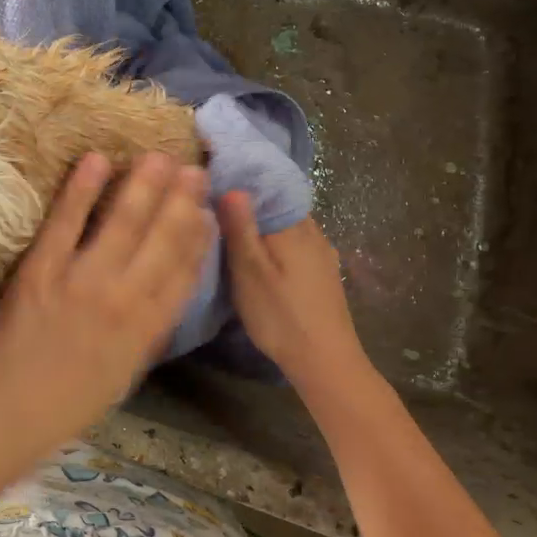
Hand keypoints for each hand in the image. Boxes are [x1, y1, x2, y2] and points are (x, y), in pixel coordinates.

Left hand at [0, 153, 215, 452]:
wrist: (14, 405)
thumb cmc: (72, 396)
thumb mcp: (127, 369)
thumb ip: (147, 327)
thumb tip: (166, 288)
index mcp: (148, 329)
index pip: (184, 274)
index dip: (200, 238)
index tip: (210, 209)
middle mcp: (124, 300)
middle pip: (162, 241)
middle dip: (181, 201)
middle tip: (195, 168)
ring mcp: (82, 281)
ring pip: (123, 224)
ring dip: (145, 187)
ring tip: (160, 157)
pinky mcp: (42, 268)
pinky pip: (66, 222)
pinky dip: (82, 189)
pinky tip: (97, 160)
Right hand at [215, 192, 368, 393]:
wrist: (326, 363)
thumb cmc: (281, 316)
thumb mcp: (249, 271)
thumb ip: (240, 227)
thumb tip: (232, 184)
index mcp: (292, 225)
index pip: (264, 185)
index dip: (237, 177)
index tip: (209, 173)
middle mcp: (311, 231)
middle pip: (275, 202)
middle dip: (247, 198)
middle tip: (210, 199)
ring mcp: (320, 252)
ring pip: (283, 222)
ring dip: (259, 219)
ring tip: (226, 222)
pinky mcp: (321, 271)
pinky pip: (291, 240)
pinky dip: (271, 237)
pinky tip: (255, 251)